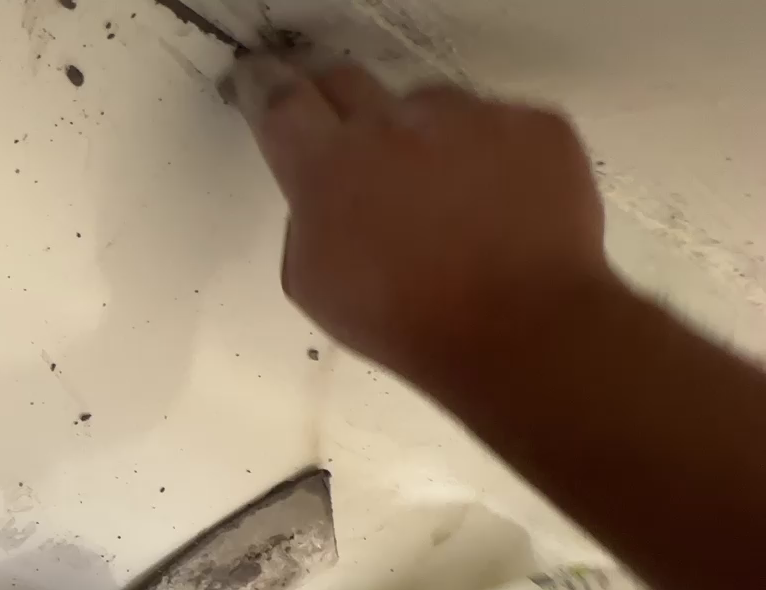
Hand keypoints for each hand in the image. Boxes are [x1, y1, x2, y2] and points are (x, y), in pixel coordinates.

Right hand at [227, 56, 612, 382]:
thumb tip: (324, 192)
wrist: (510, 322)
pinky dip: (469, 151)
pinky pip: (485, 121)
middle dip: (323, 97)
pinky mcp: (532, 123)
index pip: (278, 103)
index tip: (251, 74)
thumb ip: (304, 217)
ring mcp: (470, 117)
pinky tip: (472, 201)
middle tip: (322, 123)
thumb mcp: (307, 278)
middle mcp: (394, 126)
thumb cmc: (395, 314)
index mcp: (326, 170)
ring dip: (404, 134)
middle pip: (343, 81)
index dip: (257, 83)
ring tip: (418, 193)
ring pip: (418, 105)